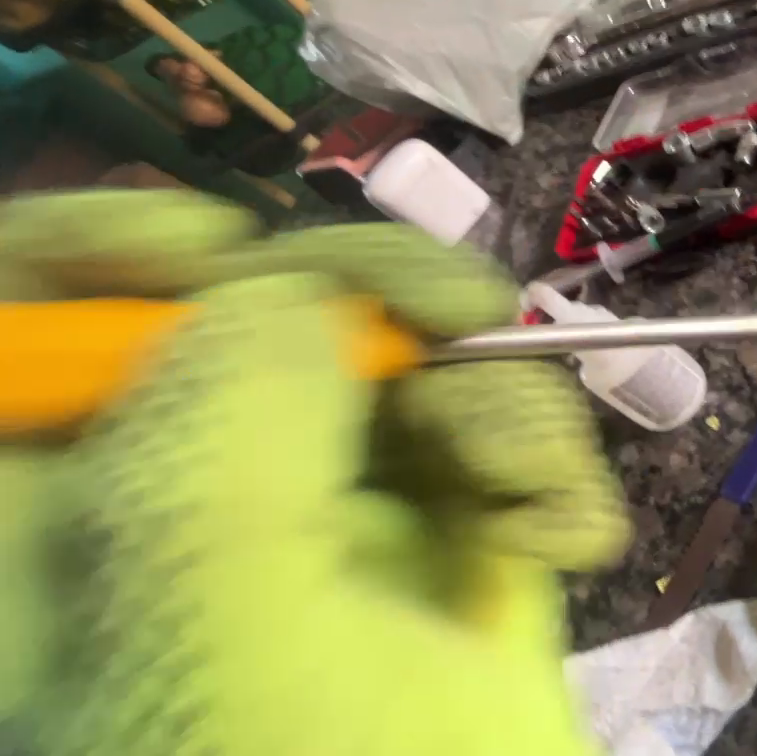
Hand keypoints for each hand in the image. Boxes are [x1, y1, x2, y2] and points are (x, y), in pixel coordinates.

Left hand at [1, 190, 628, 755]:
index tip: (211, 243)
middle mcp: (207, 487)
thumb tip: (288, 296)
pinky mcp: (458, 497)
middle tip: (469, 312)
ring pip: (414, 359)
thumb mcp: (231, 655)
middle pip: (259, 311)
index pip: (25, 339)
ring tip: (532, 494)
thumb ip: (215, 471)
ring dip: (501, 411)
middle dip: (375, 297)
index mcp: (80, 524)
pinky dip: (552, 462)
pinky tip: (562, 532)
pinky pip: (509, 419)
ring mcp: (344, 488)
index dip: (86, 262)